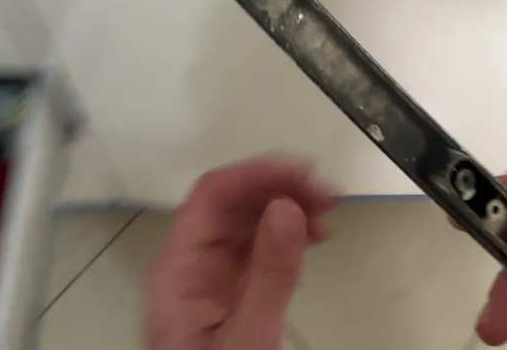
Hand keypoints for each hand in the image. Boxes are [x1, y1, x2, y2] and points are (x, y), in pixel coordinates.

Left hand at [144, 156, 338, 349]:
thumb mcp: (247, 341)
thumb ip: (268, 276)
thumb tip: (287, 206)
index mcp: (176, 270)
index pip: (211, 196)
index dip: (256, 173)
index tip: (303, 172)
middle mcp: (188, 265)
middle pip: (231, 204)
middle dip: (280, 189)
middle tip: (329, 195)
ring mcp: (208, 280)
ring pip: (246, 222)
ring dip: (287, 207)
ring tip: (330, 213)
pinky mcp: (228, 297)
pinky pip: (255, 249)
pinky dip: (286, 236)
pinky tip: (314, 239)